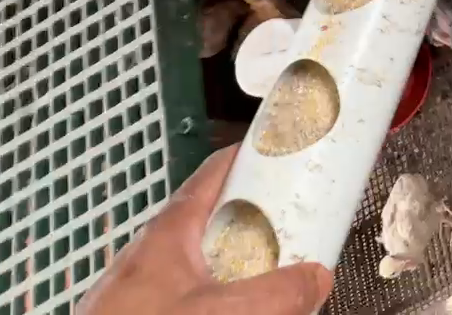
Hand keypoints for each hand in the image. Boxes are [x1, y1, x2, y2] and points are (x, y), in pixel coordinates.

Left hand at [80, 145, 331, 314]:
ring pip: (198, 264)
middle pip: (211, 219)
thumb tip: (318, 277)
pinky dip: (214, 299)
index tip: (291, 152)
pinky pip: (183, 297)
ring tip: (269, 278)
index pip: (216, 170)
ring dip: (236, 265)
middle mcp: (145, 258)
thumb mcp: (229, 314)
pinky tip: (235, 311)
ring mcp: (133, 298)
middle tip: (295, 223)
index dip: (255, 154)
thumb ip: (283, 292)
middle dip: (255, 218)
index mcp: (166, 233)